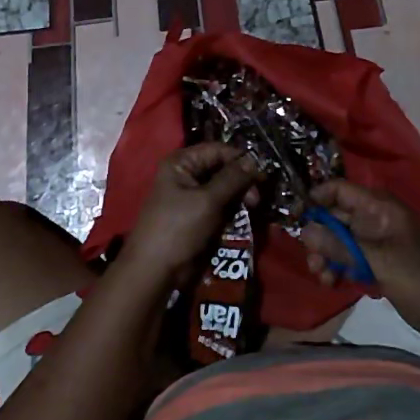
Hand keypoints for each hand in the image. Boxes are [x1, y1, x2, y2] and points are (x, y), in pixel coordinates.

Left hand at [120, 143, 261, 287]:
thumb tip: (254, 160)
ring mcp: (191, 195)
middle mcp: (186, 174)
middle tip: (256, 200)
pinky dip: (231, 210)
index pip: (217, 150)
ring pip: (223, 188)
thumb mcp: (207, 201)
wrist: (156, 269)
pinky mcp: (198, 215)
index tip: (263, 176)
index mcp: (181, 163)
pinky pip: (220, 205)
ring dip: (238, 197)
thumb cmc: (179, 228)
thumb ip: (232, 179)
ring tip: (251, 209)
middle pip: (222, 168)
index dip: (240, 159)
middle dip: (241, 181)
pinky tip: (240, 218)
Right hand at [300, 181, 419, 327]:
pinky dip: (336, 267)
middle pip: (334, 217)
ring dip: (325, 256)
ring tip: (322, 277)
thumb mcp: (377, 261)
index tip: (297, 216)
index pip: (340, 189)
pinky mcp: (373, 261)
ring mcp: (373, 241)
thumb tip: (303, 230)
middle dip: (318, 237)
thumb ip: (339, 245)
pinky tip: (330, 283)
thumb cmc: (419, 278)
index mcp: (379, 208)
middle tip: (311, 260)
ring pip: (337, 240)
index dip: (317, 198)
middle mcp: (373, 219)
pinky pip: (346, 257)